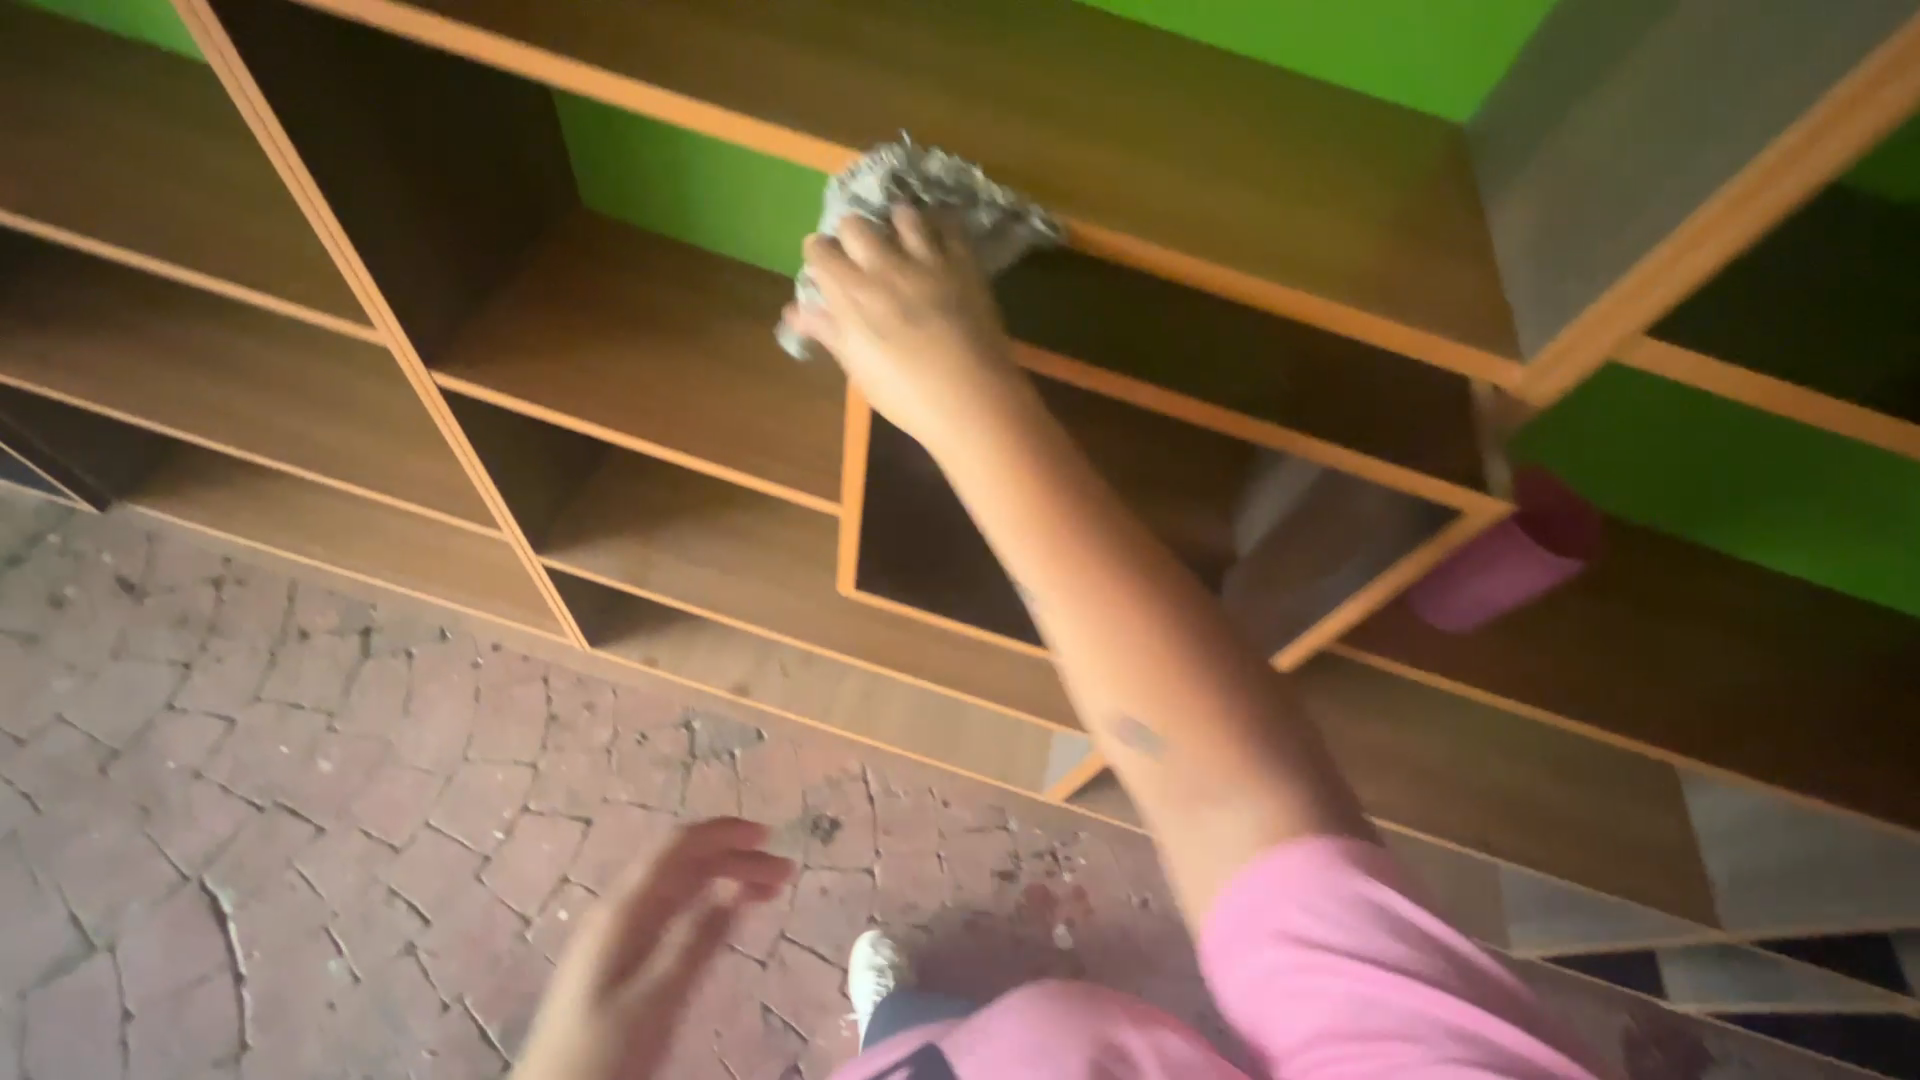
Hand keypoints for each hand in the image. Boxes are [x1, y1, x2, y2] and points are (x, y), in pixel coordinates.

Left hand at [512, 818, 794, 1079]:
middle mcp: (619, 909)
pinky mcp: (620, 957)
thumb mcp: (659, 997)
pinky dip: (707, 902)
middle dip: (734, 857)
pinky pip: (671, 910)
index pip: (677, 847)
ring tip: (768, 889)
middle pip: (683, 863)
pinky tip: (727, 913)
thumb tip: (736, 884)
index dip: (723, 833)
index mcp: (624, 909)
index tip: (769, 837)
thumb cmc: (605, 1052)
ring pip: (679, 886)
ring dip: (724, 878)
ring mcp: (617, 933)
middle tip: (784, 872)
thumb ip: (697, 937)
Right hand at [784, 205, 1036, 460]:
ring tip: (903, 241)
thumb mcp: (859, 368)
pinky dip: (940, 226)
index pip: (819, 250)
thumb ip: (828, 331)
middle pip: (854, 223)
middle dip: (852, 235)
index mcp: (851, 293)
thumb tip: (795, 311)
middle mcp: (883, 265)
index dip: (820, 255)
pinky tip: (939, 240)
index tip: (826, 267)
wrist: (970, 399)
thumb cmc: (906, 395)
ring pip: (902, 214)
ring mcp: (926, 259)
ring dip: (897, 224)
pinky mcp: (963, 262)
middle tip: (862, 255)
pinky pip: (948, 225)